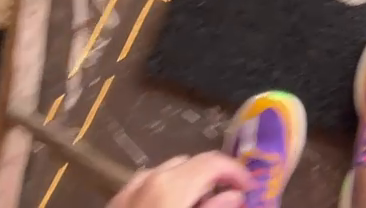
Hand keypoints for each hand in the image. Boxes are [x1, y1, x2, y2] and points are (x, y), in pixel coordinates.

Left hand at [107, 152, 250, 207]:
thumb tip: (235, 196)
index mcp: (170, 186)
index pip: (212, 162)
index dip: (236, 172)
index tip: (251, 188)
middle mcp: (149, 178)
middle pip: (191, 163)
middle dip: (213, 178)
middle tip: (229, 200)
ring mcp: (127, 190)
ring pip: (167, 173)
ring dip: (189, 184)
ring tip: (201, 205)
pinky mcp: (114, 203)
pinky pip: (145, 186)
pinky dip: (165, 191)